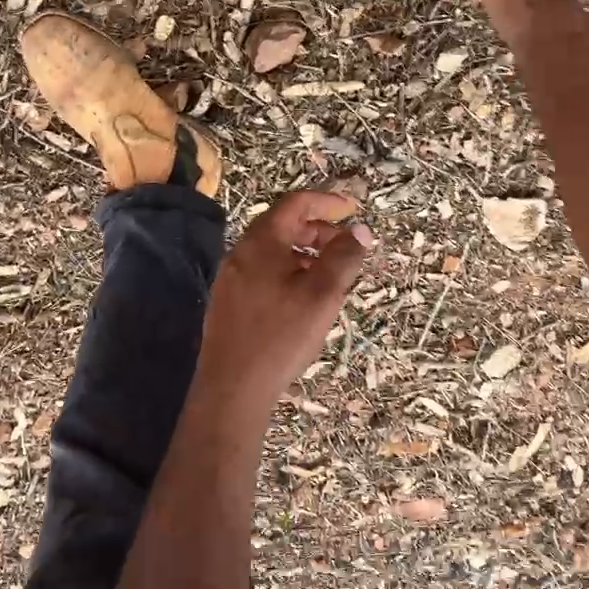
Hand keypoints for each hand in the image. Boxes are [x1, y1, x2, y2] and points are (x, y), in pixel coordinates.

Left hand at [195, 190, 376, 411]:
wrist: (232, 387)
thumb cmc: (281, 335)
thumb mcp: (322, 295)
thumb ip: (343, 258)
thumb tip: (361, 230)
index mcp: (261, 241)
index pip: (295, 203)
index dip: (326, 202)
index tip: (351, 210)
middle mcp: (240, 251)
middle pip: (282, 225)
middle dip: (317, 230)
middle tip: (345, 247)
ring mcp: (230, 276)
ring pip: (272, 250)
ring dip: (303, 253)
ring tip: (329, 275)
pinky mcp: (227, 301)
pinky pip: (262, 271)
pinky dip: (287, 271)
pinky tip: (301, 298)